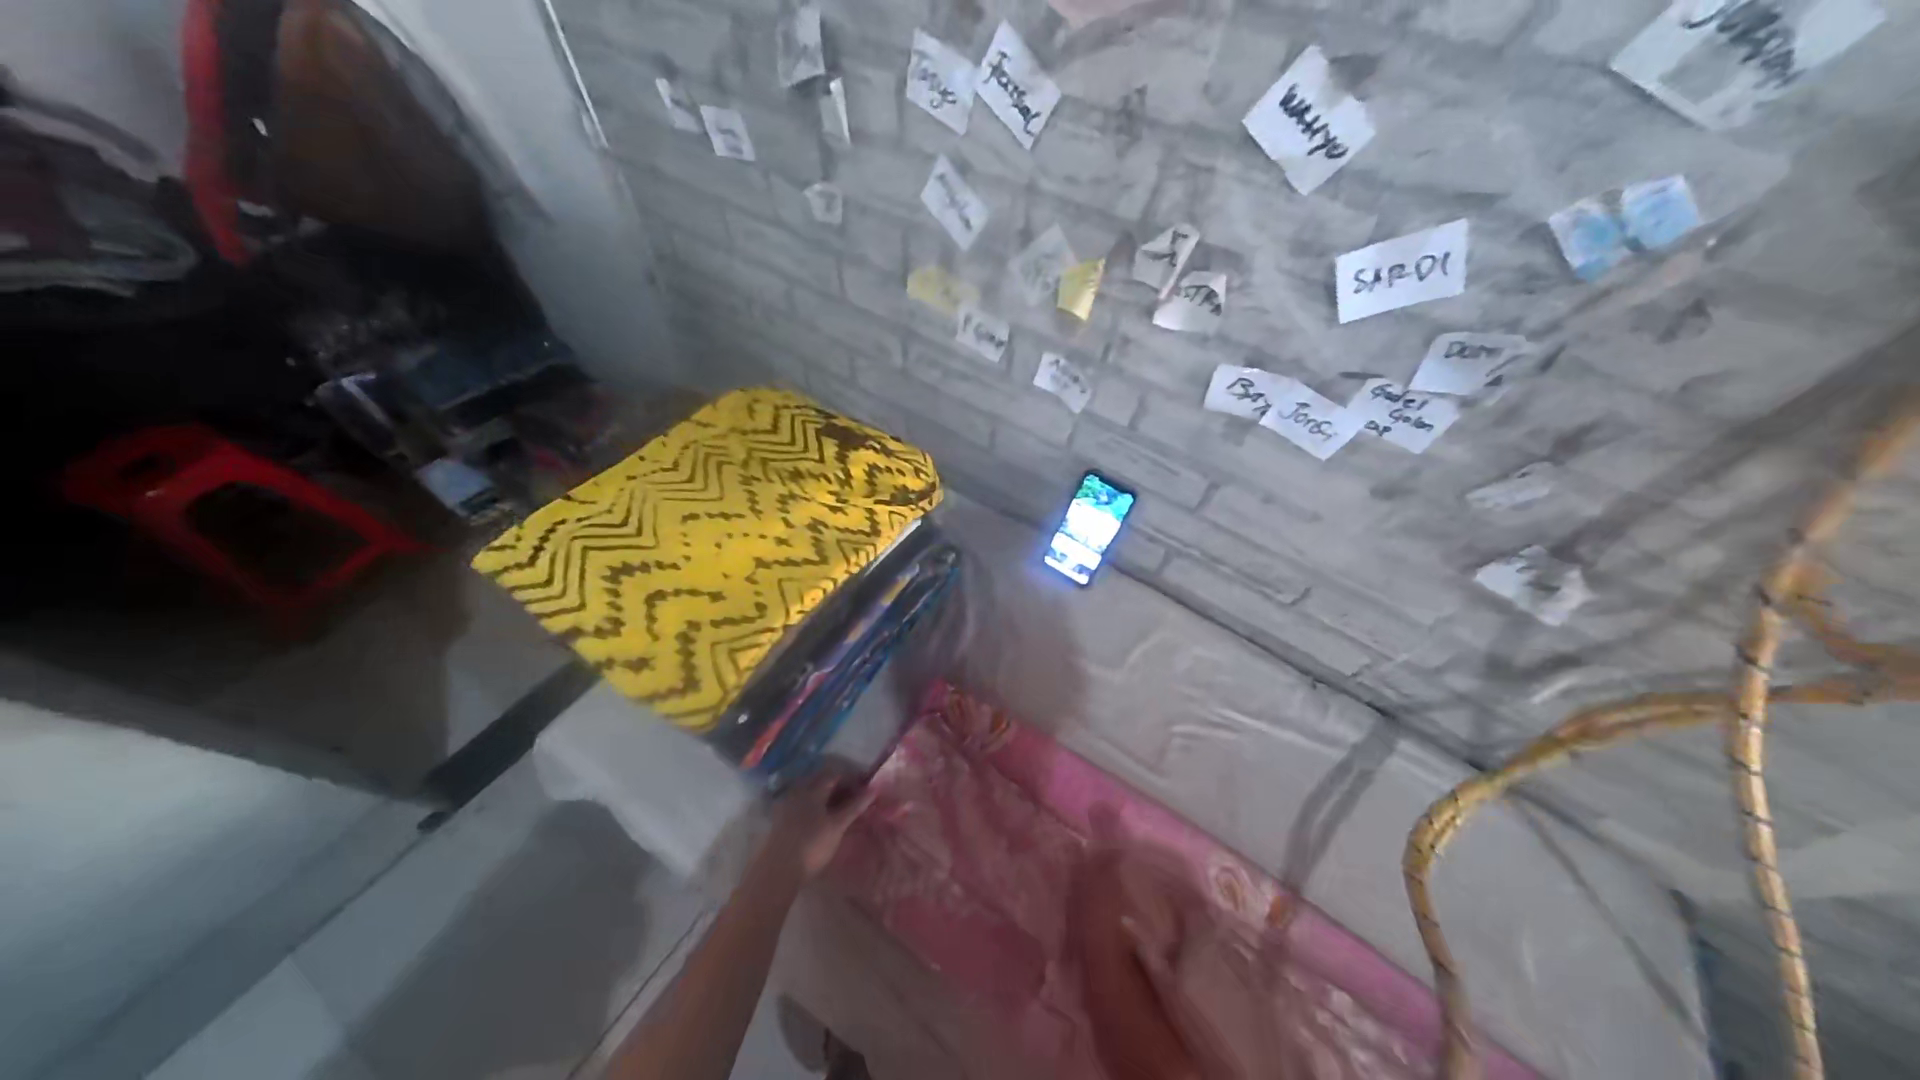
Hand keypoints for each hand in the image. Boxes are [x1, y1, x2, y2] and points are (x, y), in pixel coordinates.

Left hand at [761, 766, 875, 881]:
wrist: (779, 870)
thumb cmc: (812, 845)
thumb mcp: (837, 826)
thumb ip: (854, 807)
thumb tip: (873, 790)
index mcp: (813, 790)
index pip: (835, 775)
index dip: (851, 779)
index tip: (864, 788)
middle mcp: (799, 792)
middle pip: (821, 783)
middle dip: (838, 788)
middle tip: (854, 800)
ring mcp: (788, 805)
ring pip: (811, 794)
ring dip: (827, 798)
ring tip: (840, 811)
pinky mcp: (781, 819)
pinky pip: (802, 805)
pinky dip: (815, 807)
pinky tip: (821, 820)